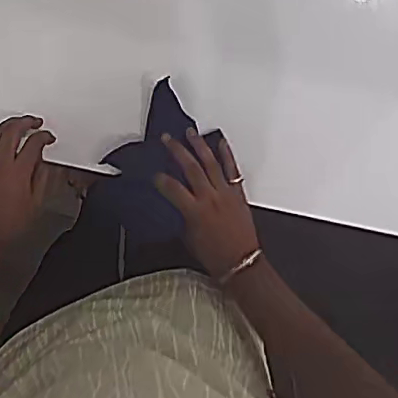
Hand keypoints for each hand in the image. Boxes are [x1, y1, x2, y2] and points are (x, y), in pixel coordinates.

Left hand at [0, 116, 56, 254]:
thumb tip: (45, 161)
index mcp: (18, 172)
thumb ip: (43, 177)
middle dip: (26, 122)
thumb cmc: (10, 224)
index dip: (43, 136)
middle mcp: (0, 164)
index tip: (48, 138)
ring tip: (19, 123)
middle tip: (35, 122)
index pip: (33, 143)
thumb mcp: (36, 202)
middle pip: (12, 131)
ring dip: (9, 124)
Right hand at [154, 128, 259, 279]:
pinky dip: (227, 155)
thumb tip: (174, 203)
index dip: (161, 179)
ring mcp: (225, 193)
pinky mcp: (238, 194)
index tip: (155, 174)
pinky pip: (232, 170)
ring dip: (199, 146)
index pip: (172, 188)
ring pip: (211, 163)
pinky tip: (220, 142)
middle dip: (177, 150)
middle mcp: (210, 198)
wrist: (242, 264)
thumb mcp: (188, 238)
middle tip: (167, 139)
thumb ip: (181, 217)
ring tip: (190, 133)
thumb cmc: (215, 256)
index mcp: (195, 211)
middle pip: (191, 167)